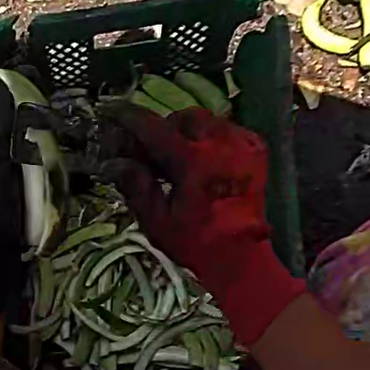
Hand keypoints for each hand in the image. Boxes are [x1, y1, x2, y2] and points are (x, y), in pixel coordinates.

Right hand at [104, 106, 304, 344]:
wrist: (242, 259)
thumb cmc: (196, 243)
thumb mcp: (157, 219)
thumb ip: (136, 185)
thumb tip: (114, 163)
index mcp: (193, 160)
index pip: (154, 128)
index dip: (129, 118)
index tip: (112, 111)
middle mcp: (220, 144)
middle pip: (183, 119)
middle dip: (164, 129)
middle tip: (152, 150)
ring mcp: (243, 146)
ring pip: (209, 121)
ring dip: (188, 131)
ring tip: (179, 154)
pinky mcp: (257, 153)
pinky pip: (230, 130)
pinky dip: (214, 137)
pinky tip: (206, 156)